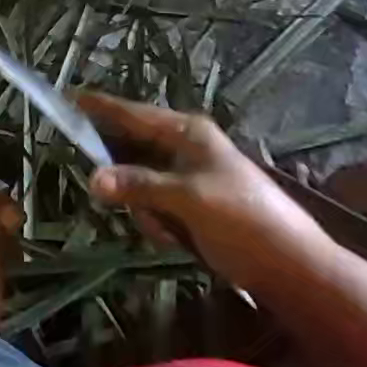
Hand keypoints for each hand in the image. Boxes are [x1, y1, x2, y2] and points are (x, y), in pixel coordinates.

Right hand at [81, 93, 334, 292]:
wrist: (299, 270)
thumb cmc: (245, 221)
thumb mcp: (187, 199)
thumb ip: (137, 185)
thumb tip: (90, 179)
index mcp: (187, 133)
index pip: (131, 113)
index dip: (99, 106)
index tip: (67, 96)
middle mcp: (185, 147)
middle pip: (129, 148)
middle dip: (122, 176)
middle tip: (110, 194)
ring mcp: (188, 175)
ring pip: (136, 180)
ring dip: (143, 207)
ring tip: (166, 230)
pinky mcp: (191, 202)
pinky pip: (152, 202)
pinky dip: (156, 220)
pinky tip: (175, 239)